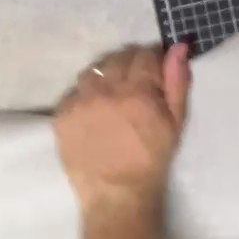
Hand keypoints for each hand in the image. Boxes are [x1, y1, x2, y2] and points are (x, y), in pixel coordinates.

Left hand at [54, 43, 191, 227]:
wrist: (117, 191)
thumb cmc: (153, 156)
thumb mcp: (176, 120)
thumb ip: (177, 81)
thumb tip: (178, 47)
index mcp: (137, 91)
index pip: (144, 55)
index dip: (153, 57)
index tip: (157, 67)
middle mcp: (105, 91)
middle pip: (117, 58)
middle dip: (131, 63)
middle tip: (138, 79)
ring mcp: (79, 102)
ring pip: (93, 71)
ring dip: (107, 74)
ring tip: (115, 91)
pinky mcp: (61, 115)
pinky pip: (73, 91)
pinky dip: (86, 92)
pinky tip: (96, 107)